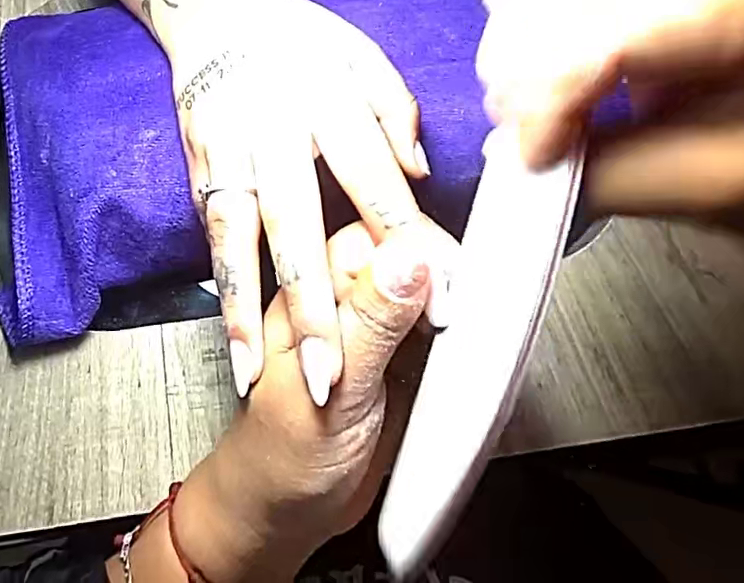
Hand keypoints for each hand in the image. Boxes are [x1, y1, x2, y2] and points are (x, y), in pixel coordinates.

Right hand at [153, 0, 458, 403]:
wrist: (212, 13)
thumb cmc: (293, 34)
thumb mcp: (358, 52)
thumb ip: (392, 110)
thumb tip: (413, 173)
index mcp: (324, 100)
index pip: (374, 184)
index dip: (409, 245)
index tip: (442, 304)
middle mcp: (270, 130)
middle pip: (295, 226)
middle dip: (314, 305)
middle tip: (334, 377)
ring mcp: (225, 148)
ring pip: (236, 237)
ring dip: (244, 307)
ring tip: (253, 371)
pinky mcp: (196, 161)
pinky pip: (209, 227)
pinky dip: (216, 278)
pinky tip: (225, 323)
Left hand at [154, 222, 435, 582]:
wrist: (281, 508)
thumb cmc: (281, 449)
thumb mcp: (333, 387)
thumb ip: (371, 321)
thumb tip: (407, 256)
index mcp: (304, 285)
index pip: (366, 235)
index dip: (413, 247)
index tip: (448, 285)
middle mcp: (334, 295)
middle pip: (397, 252)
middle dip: (438, 270)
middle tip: (461, 310)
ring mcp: (364, 324)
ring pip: (417, 286)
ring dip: (447, 300)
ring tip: (462, 328)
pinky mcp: (391, 355)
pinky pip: (428, 326)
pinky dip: (452, 332)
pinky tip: (462, 346)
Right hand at [476, 0, 743, 248]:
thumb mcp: (711, 192)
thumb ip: (599, 174)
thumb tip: (505, 157)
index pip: (626, 25)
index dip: (551, 90)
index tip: (530, 153)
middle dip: (526, 59)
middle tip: (521, 122)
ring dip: (520, 14)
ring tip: (528, 77)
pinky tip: (535, 20)